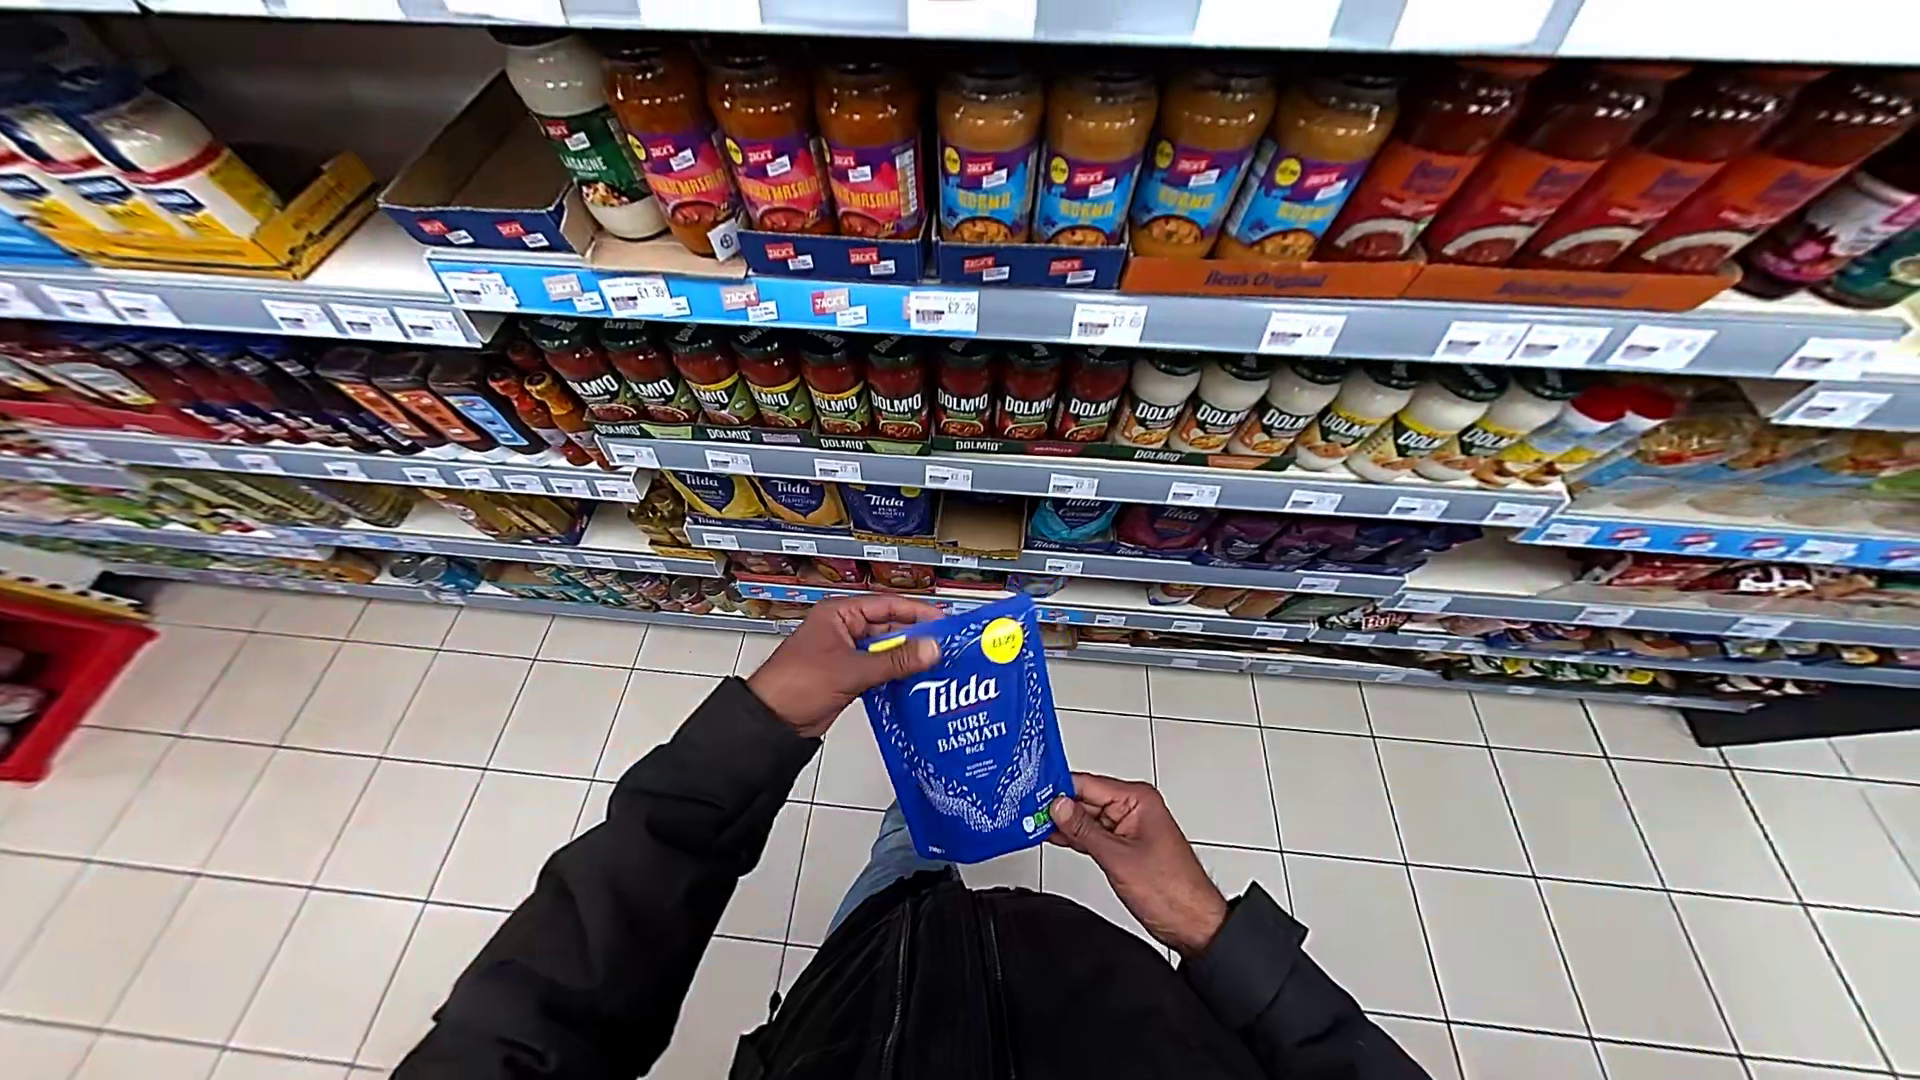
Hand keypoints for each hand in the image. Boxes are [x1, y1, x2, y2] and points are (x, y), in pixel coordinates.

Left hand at [746, 595, 942, 737]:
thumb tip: (930, 649)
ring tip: (934, 664)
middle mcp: (844, 630)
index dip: (916, 612)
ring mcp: (846, 653)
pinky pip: (879, 669)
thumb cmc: (793, 685)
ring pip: (885, 650)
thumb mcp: (852, 669)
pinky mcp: (848, 675)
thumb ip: (895, 660)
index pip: (886, 605)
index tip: (941, 621)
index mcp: (839, 614)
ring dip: (906, 658)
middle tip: (943, 646)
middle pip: (889, 627)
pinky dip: (895, 674)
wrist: (771, 722)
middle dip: (914, 637)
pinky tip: (914, 681)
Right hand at [1048, 773, 1228, 958]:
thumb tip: (1058, 805)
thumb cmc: (1173, 891)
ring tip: (1034, 822)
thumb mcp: (1118, 857)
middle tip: (1028, 809)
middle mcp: (1133, 807)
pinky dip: (1074, 836)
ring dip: (1063, 822)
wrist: (1194, 926)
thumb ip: (1084, 829)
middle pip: (1085, 798)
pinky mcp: (1123, 844)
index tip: (1034, 791)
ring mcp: (1127, 826)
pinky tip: (1054, 836)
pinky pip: (1092, 832)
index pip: (1089, 783)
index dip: (1060, 787)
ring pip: (1086, 816)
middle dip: (1058, 805)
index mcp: (1137, 799)